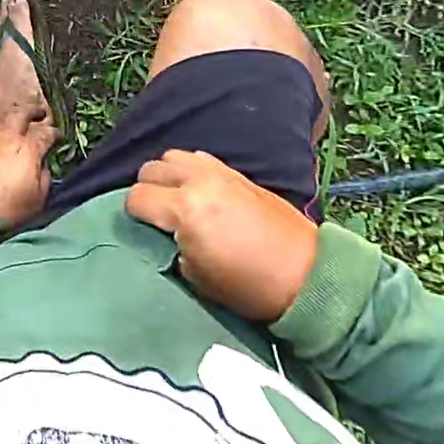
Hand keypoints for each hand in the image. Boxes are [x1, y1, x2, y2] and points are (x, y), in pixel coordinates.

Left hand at [0, 110, 56, 229]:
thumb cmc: (8, 207)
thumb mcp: (37, 198)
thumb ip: (43, 176)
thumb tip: (41, 165)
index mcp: (28, 148)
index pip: (46, 133)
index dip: (54, 133)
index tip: (58, 136)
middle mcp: (7, 137)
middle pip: (21, 114)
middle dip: (33, 112)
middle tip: (40, 113)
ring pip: (2, 122)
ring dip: (12, 122)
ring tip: (17, 128)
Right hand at [125, 150, 318, 321]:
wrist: (310, 278)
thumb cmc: (250, 286)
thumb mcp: (195, 275)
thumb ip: (169, 243)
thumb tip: (162, 232)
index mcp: (185, 208)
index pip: (136, 197)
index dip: (133, 214)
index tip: (142, 229)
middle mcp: (198, 181)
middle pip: (149, 169)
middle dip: (147, 191)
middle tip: (158, 215)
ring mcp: (219, 173)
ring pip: (172, 157)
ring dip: (167, 175)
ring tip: (175, 198)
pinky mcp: (237, 173)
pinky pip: (198, 158)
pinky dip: (190, 170)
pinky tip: (198, 192)